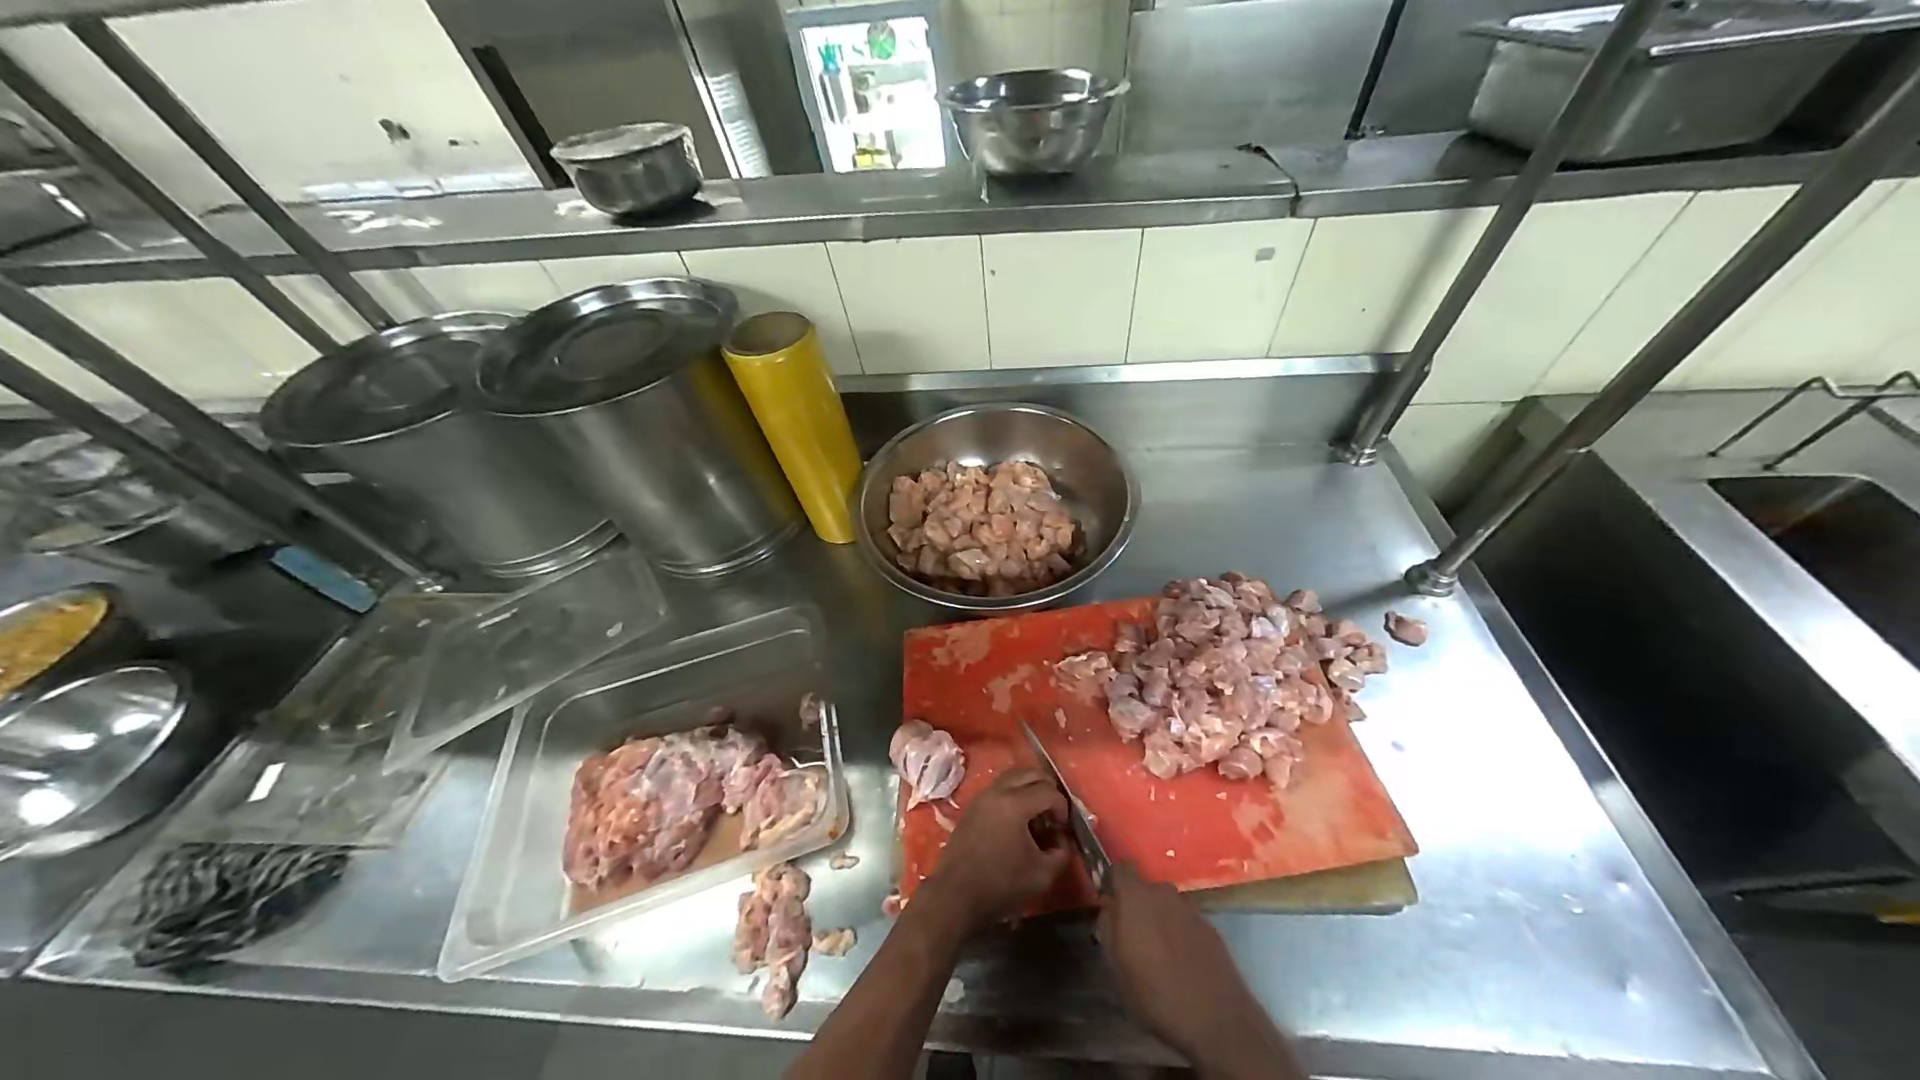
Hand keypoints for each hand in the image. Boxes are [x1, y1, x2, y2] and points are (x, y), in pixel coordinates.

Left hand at [920, 768, 1068, 930]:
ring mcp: (981, 796)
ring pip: (1011, 777)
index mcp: (1015, 804)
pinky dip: (1013, 794)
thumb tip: (1061, 839)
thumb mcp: (1042, 874)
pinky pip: (998, 788)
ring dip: (1029, 788)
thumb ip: (1061, 853)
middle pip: (1029, 773)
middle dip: (1047, 788)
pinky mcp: (972, 806)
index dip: (1062, 807)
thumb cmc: (1001, 884)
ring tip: (1036, 814)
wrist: (957, 894)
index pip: (1048, 791)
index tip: (1062, 827)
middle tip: (1054, 812)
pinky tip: (1016, 820)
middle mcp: (997, 791)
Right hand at [1097, 863, 1299, 1078]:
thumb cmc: (1154, 993)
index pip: (1120, 868)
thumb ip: (1107, 928)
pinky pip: (1186, 921)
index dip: (1113, 881)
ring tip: (1158, 950)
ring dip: (1160, 918)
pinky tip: (1181, 960)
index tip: (1109, 901)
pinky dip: (1180, 932)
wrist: (1215, 1018)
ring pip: (1167, 904)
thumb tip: (1108, 908)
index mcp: (1135, 897)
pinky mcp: (1210, 927)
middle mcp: (1163, 893)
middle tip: (1132, 933)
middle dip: (1137, 904)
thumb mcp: (1115, 966)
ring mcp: (1190, 909)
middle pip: (1145, 887)